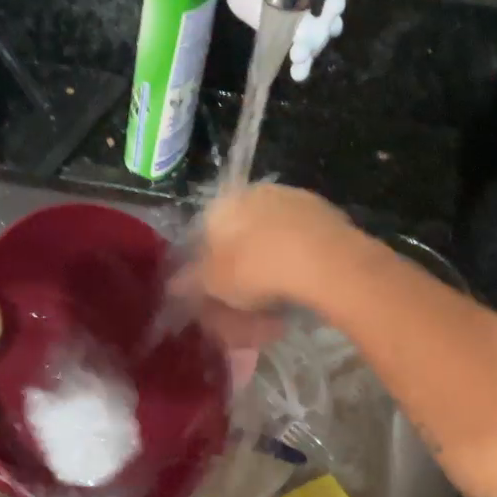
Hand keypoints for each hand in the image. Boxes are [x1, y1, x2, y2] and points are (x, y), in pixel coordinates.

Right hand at [180, 183, 368, 315]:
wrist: (324, 260)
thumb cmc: (255, 270)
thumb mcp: (213, 284)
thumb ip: (190, 282)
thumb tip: (173, 284)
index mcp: (222, 204)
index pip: (204, 234)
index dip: (205, 268)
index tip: (212, 293)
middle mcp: (255, 192)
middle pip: (238, 235)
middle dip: (237, 270)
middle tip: (241, 304)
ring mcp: (291, 198)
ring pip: (269, 238)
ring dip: (266, 267)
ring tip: (271, 304)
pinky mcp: (323, 211)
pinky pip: (297, 242)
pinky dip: (292, 263)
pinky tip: (295, 288)